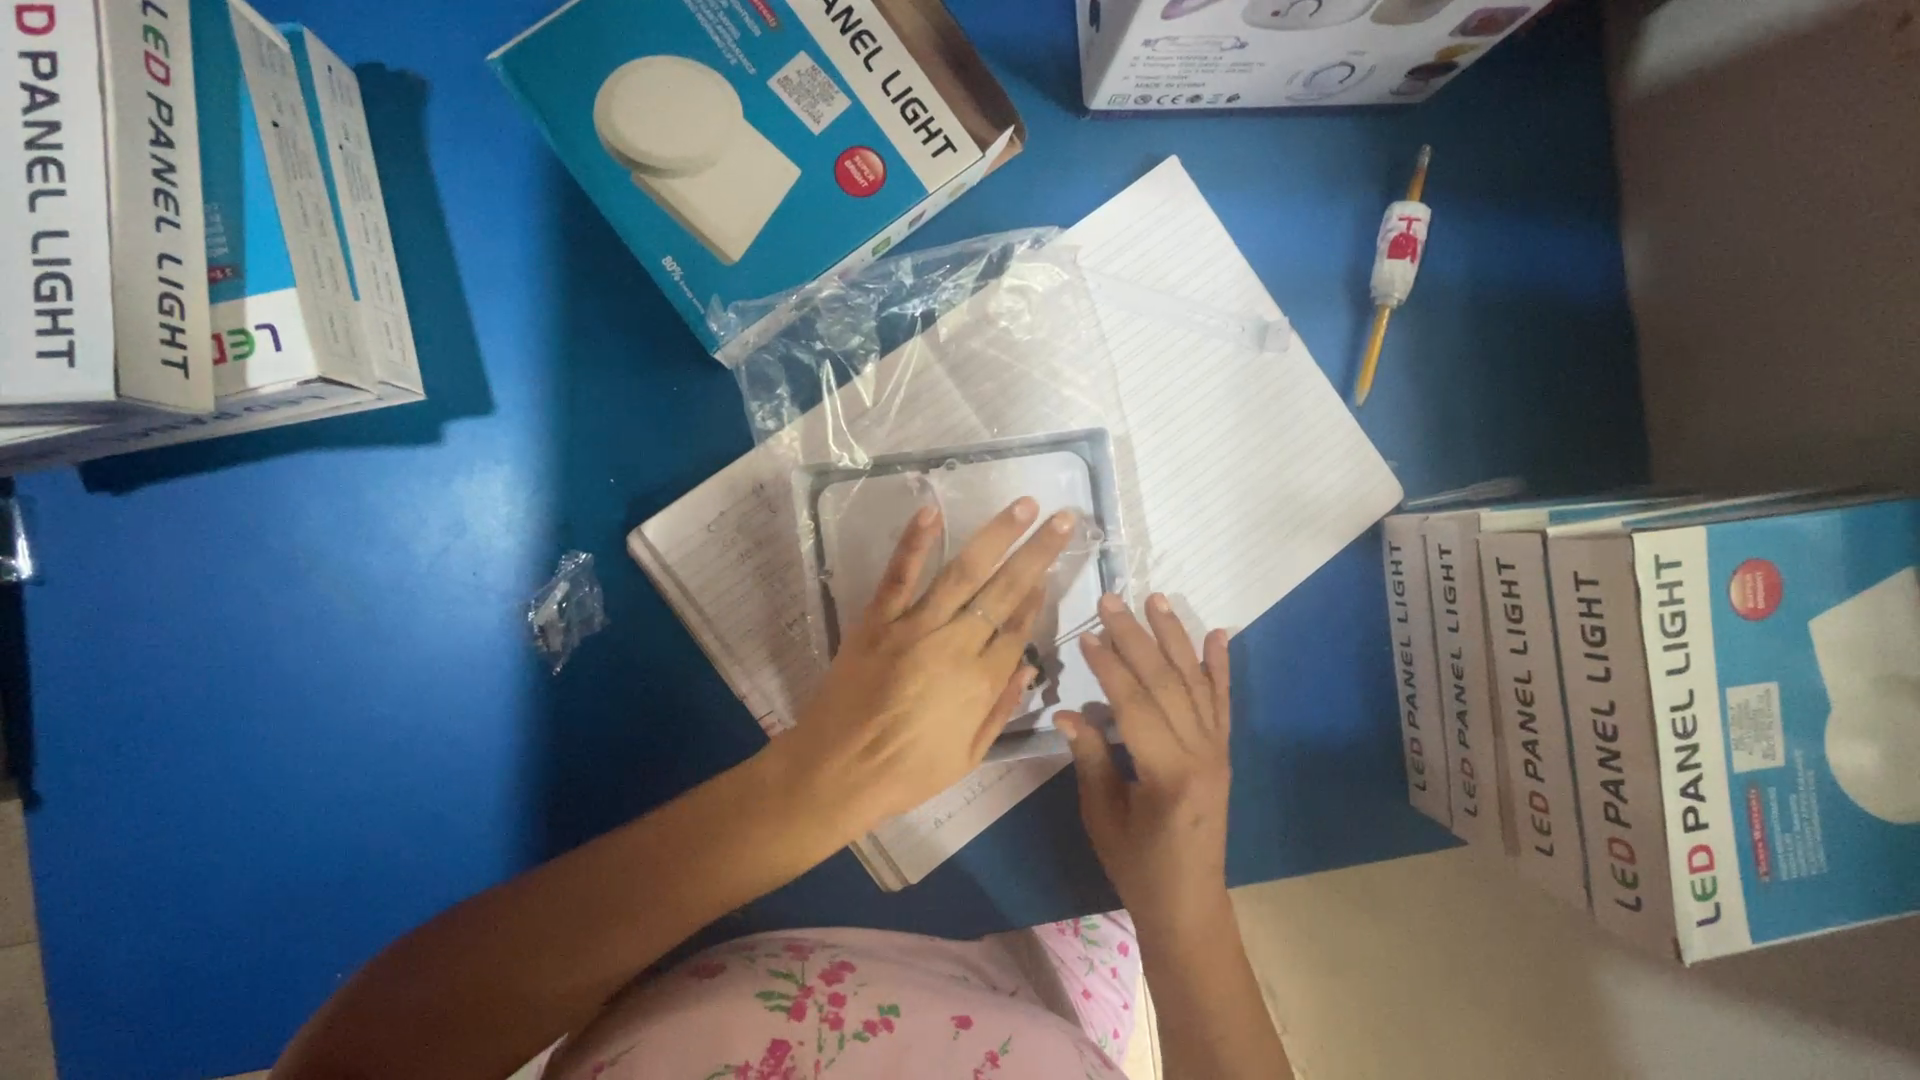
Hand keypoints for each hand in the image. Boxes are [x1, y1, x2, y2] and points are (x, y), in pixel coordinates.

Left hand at [769, 497, 1078, 835]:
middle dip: (1037, 553)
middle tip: (1063, 518)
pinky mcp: (876, 620)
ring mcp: (913, 627)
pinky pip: (899, 575)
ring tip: (1023, 506)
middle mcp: (955, 645)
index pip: (1019, 628)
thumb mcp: (967, 756)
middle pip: (1005, 591)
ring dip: (996, 536)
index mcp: (980, 682)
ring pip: (963, 573)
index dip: (1038, 596)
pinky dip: (915, 542)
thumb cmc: (904, 773)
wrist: (835, 772)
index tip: (1053, 568)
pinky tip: (932, 511)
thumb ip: (1000, 710)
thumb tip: (1028, 668)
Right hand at [1058, 594, 1233, 936]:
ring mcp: (1218, 751)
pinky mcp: (1223, 753)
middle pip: (1166, 683)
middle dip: (1137, 638)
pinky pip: (1221, 702)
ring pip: (1195, 683)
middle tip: (1112, 600)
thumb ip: (1092, 758)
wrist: (1189, 902)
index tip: (1087, 634)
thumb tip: (1068, 712)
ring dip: (1175, 638)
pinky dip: (1219, 666)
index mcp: (1169, 773)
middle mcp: (1201, 754)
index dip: (1109, 667)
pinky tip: (1217, 635)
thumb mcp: (1103, 816)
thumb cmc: (1138, 865)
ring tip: (1157, 600)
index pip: (1135, 705)